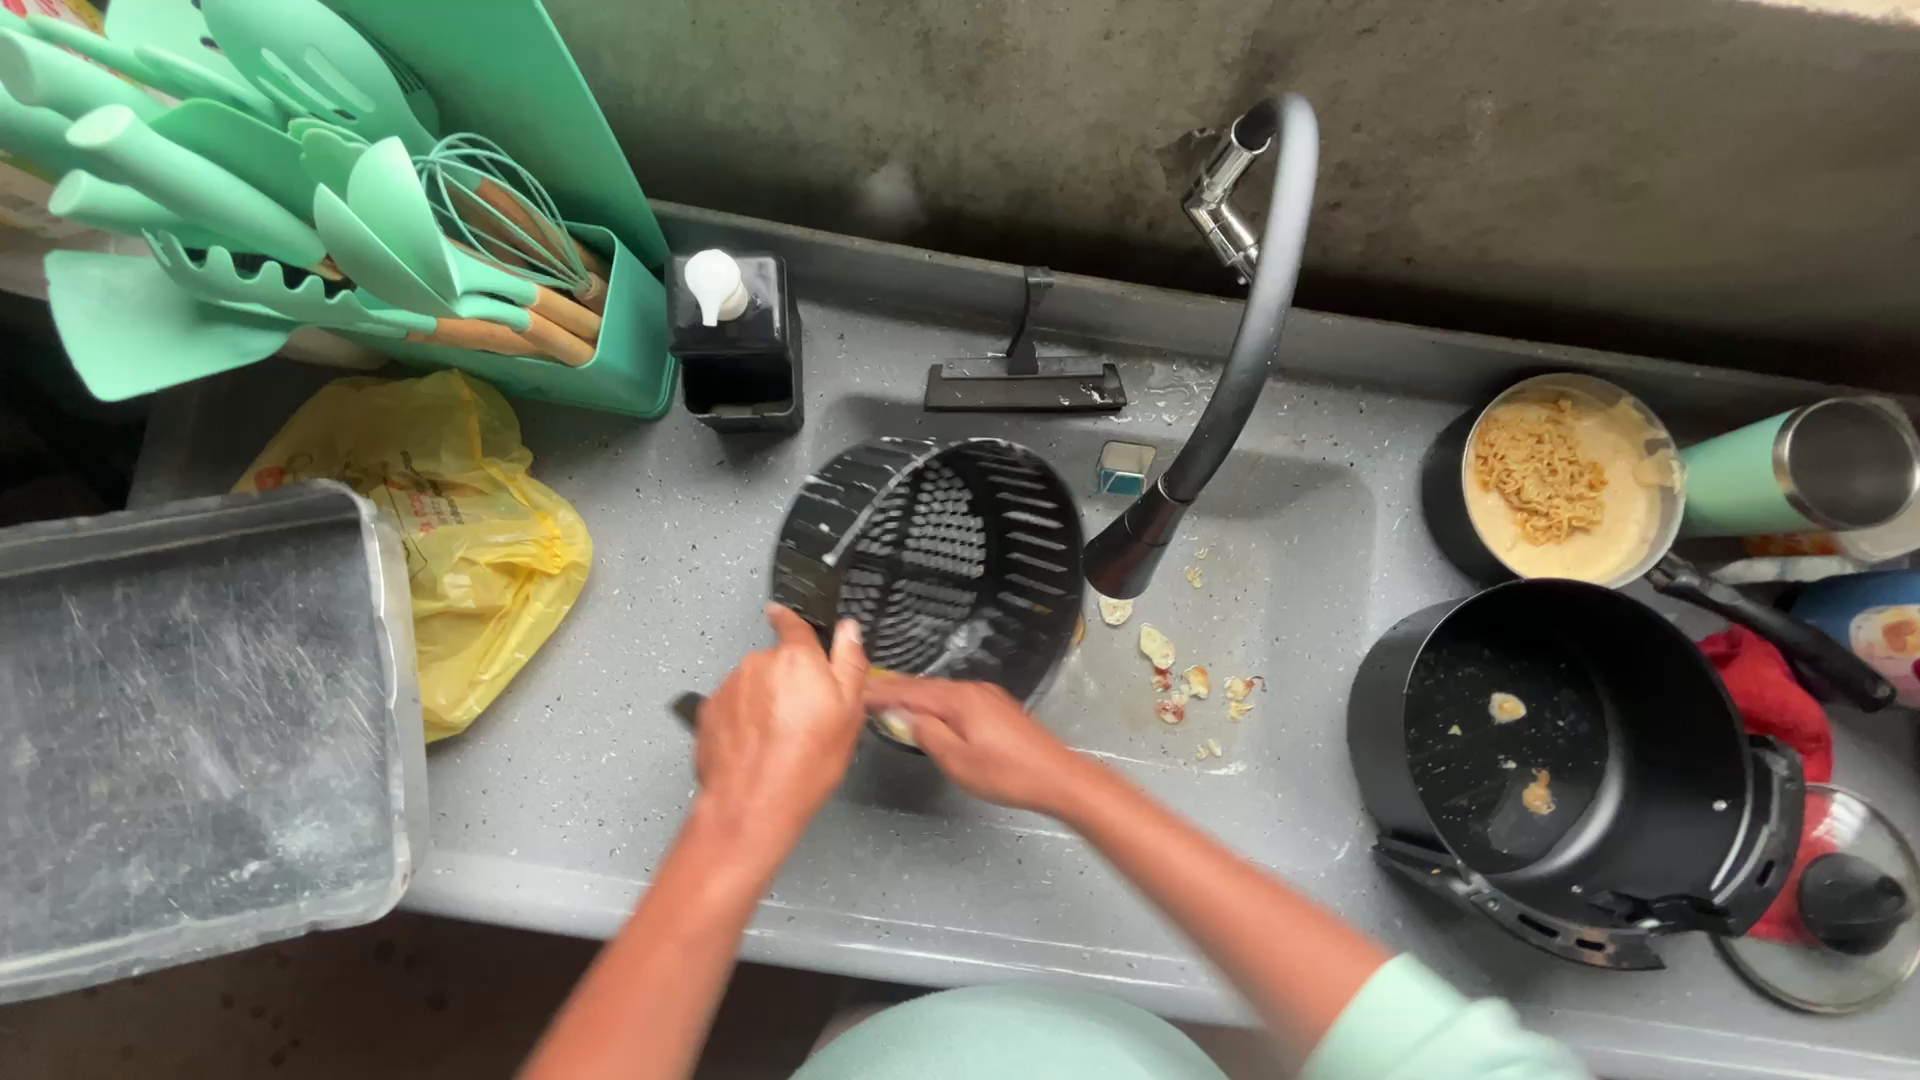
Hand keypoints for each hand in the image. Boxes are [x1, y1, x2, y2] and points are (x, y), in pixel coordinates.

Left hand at [695, 605, 866, 834]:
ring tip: (779, 738)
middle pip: (776, 662)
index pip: (792, 624)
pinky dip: (743, 721)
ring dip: (765, 702)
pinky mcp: (709, 712)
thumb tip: (850, 628)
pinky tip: (757, 747)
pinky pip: (733, 707)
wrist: (751, 804)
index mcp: (796, 658)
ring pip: (753, 685)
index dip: (789, 619)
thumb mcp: (849, 712)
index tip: (781, 614)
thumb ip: (849, 662)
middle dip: (788, 681)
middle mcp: (758, 663)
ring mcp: (729, 687)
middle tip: (803, 716)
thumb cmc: (806, 762)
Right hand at [863, 677, 1091, 814]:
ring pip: (942, 692)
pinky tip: (931, 711)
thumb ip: (928, 734)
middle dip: (896, 689)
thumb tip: (905, 717)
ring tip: (892, 699)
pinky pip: (957, 699)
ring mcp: (989, 698)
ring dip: (916, 695)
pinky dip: (936, 702)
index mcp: (961, 701)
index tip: (860, 692)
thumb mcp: (958, 761)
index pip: (911, 691)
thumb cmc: (1010, 774)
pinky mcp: (998, 709)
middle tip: (869, 690)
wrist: (1058, 778)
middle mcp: (974, 691)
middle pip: (926, 687)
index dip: (883, 692)